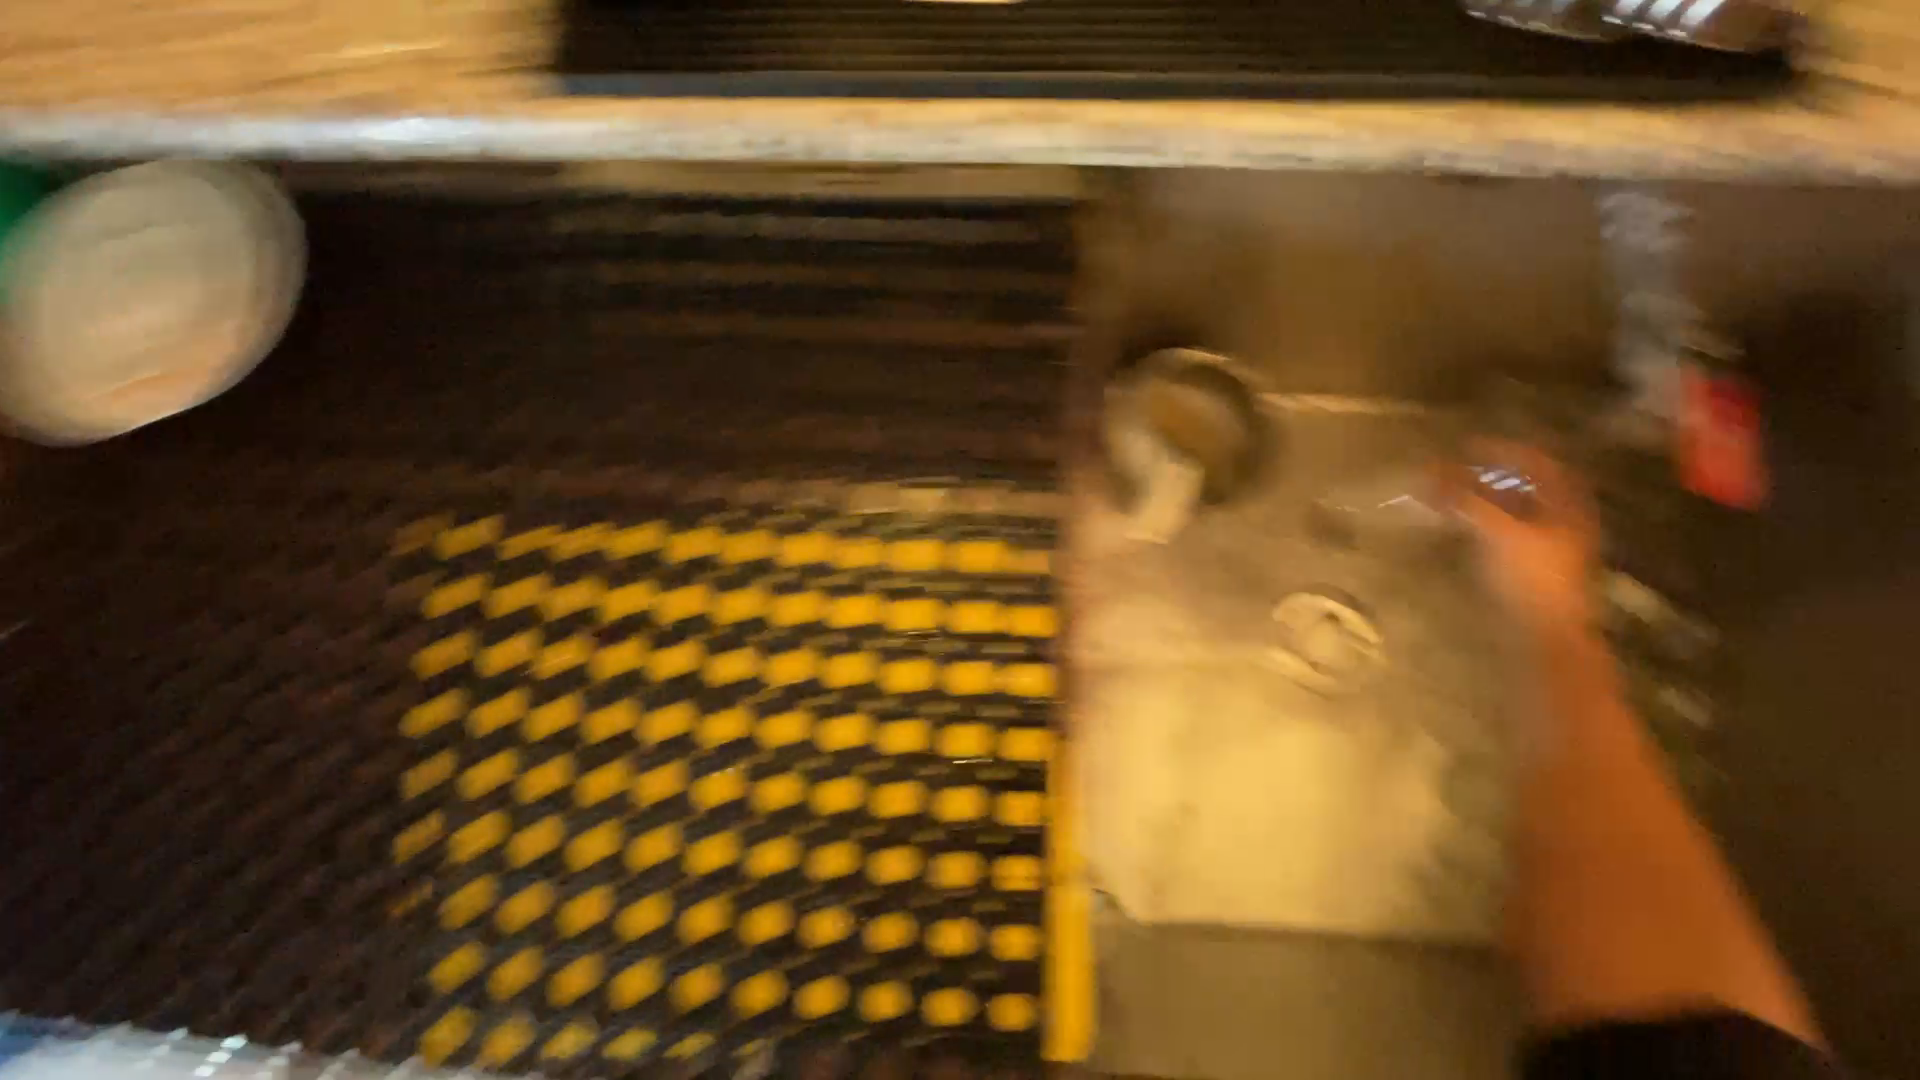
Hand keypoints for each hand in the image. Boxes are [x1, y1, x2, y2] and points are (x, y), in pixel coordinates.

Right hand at [1454, 440, 1598, 632]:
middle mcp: (1561, 519)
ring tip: (1445, 493)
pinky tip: (1455, 524)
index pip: (1539, 462)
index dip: (1505, 450)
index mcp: (1566, 504)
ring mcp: (1545, 544)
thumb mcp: (1499, 531)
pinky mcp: (1527, 566)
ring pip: (1510, 509)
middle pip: (1523, 485)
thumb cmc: (1533, 577)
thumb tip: (1428, 471)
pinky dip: (1476, 522)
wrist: (1547, 634)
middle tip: (1452, 469)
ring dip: (1478, 498)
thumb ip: (1465, 499)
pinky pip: (1500, 532)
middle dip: (1486, 475)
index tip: (1468, 446)